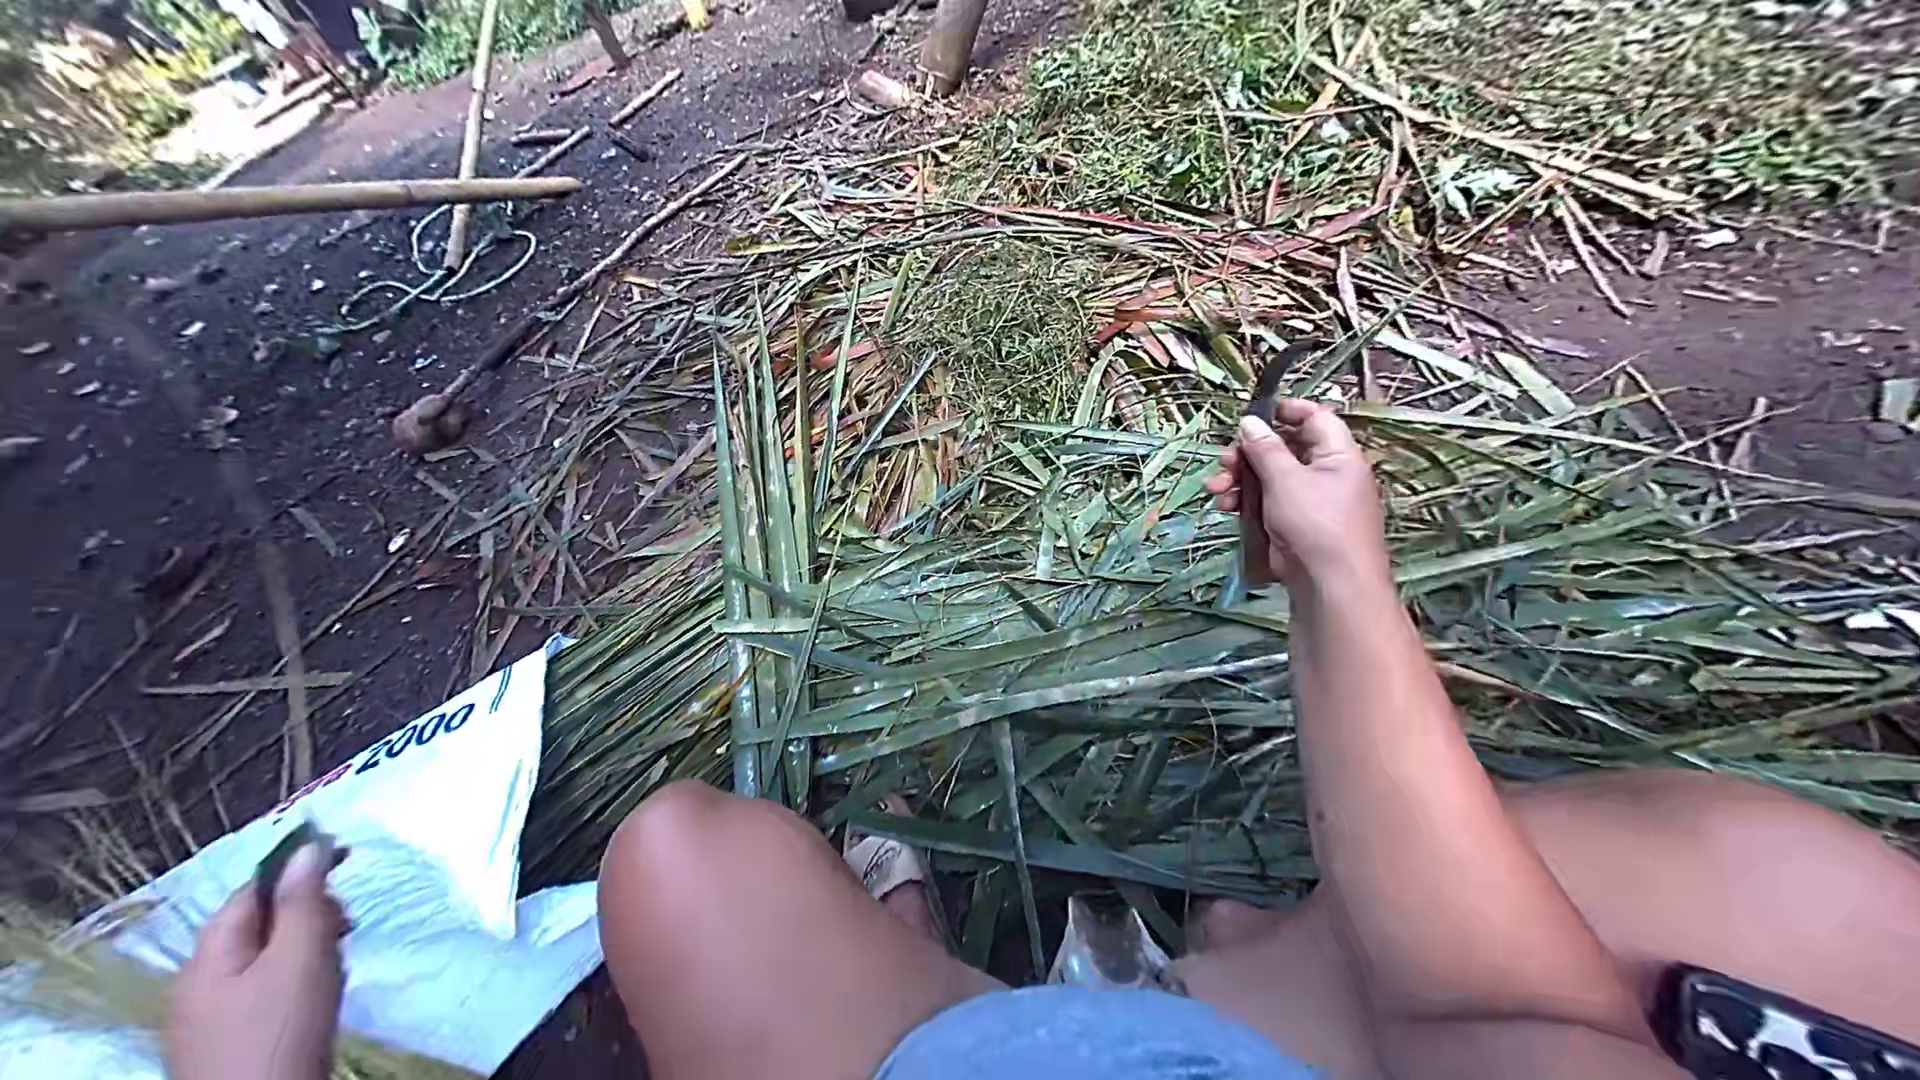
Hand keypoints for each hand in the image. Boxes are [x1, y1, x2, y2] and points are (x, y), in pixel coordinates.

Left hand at [165, 842, 346, 1079]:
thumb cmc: (282, 1026)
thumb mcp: (301, 954)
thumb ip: (303, 901)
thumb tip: (309, 849)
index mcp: (207, 960)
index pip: (249, 893)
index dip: (294, 867)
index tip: (344, 853)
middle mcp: (201, 983)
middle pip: (258, 922)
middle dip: (307, 908)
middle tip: (346, 919)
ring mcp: (215, 1013)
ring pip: (269, 952)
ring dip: (310, 938)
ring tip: (340, 951)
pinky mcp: (238, 1032)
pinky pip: (271, 980)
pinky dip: (304, 967)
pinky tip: (325, 982)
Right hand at [1205, 400, 1388, 591]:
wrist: (1330, 584)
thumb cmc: (1315, 524)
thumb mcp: (1286, 480)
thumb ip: (1265, 449)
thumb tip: (1250, 422)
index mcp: (1337, 456)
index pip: (1315, 418)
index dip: (1285, 411)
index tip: (1253, 414)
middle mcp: (1325, 474)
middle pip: (1283, 449)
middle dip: (1248, 453)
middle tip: (1225, 461)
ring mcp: (1308, 500)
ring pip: (1269, 477)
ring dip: (1239, 479)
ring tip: (1217, 489)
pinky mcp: (1292, 523)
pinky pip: (1266, 502)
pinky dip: (1245, 501)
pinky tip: (1225, 507)